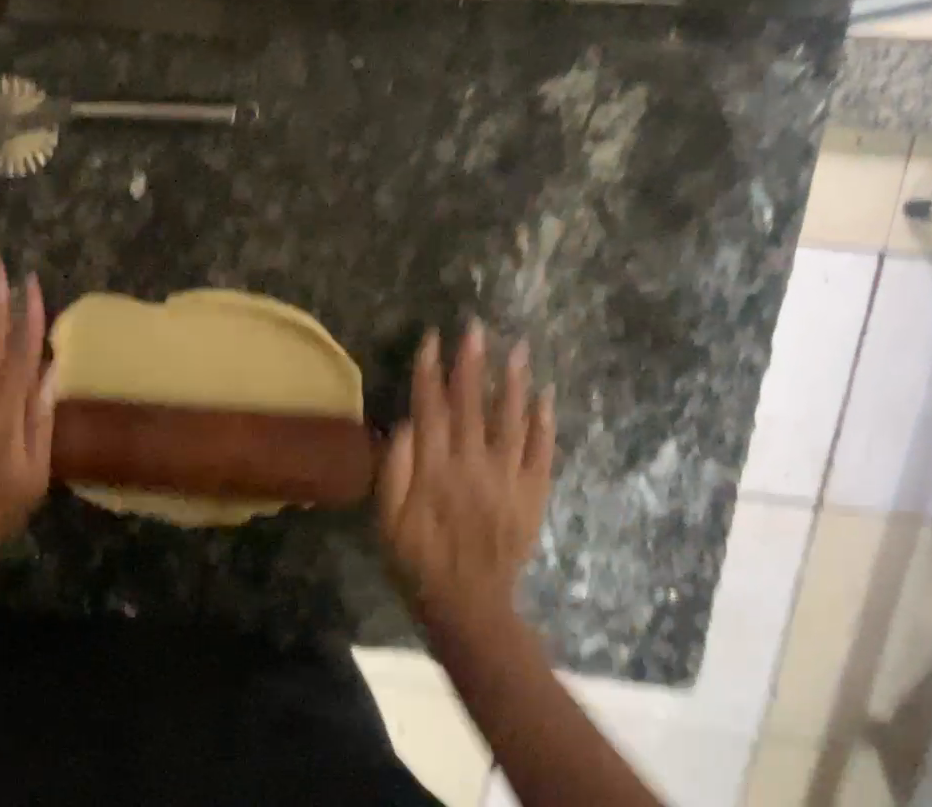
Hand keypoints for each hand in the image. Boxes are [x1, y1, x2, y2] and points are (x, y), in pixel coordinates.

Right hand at [376, 322, 555, 633]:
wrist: (468, 604)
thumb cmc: (415, 559)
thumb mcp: (387, 518)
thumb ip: (395, 469)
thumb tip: (407, 423)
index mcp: (434, 469)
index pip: (431, 408)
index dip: (430, 372)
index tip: (432, 339)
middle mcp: (473, 466)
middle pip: (471, 405)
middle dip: (472, 363)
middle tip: (476, 327)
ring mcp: (508, 479)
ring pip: (513, 421)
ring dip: (514, 383)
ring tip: (517, 348)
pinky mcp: (533, 495)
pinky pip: (542, 453)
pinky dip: (544, 423)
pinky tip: (544, 396)